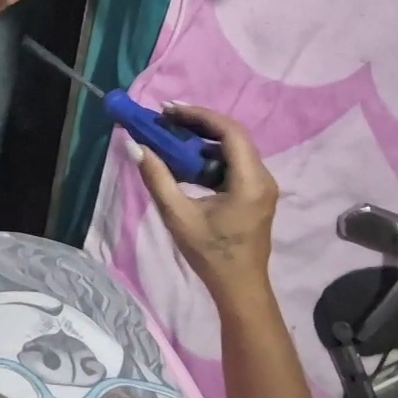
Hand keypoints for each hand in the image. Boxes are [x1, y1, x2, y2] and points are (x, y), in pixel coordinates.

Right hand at [130, 104, 278, 299]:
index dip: (199, 115)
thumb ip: (157, 178)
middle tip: (166, 118)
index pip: (229, 132)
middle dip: (199, 123)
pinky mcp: (255, 194)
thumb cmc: (210, 254)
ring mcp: (262, 186)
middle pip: (232, 136)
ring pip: (233, 149)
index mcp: (250, 181)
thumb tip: (135, 146)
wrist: (239, 287)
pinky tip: (187, 159)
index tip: (169, 110)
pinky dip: (210, 156)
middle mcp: (263, 177)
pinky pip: (233, 164)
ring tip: (172, 134)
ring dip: (203, 139)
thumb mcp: (178, 216)